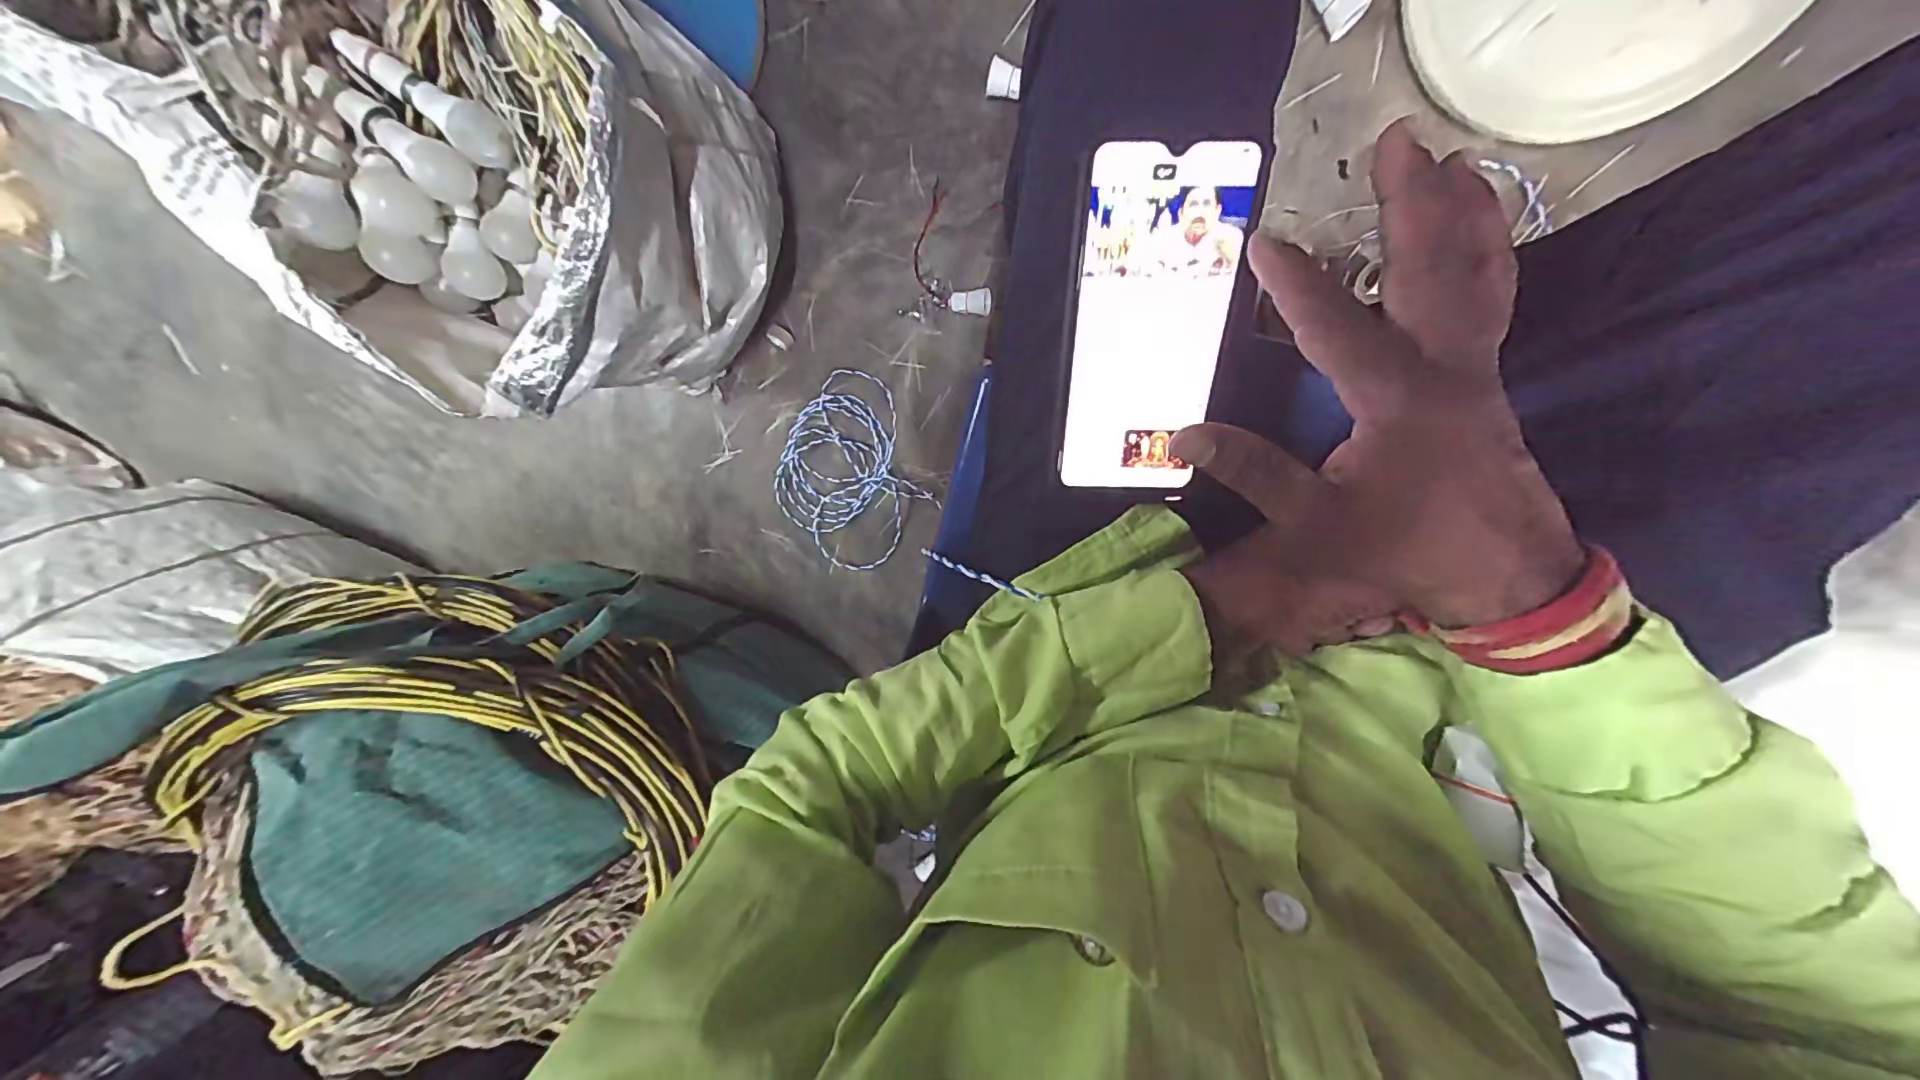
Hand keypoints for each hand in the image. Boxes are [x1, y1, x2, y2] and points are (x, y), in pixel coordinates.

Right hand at [1177, 120, 1583, 643]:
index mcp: (1394, 399)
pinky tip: (1479, 239)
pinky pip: (1491, 301)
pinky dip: (1487, 258)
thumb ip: (1252, 472)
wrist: (1500, 573)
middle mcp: (1443, 369)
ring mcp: (1475, 370)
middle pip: (1431, 269)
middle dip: (1413, 203)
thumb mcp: (1311, 522)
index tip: (1263, 240)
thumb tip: (1184, 437)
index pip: (1334, 327)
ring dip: (1463, 214)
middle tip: (1400, 145)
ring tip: (1453, 164)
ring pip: (1477, 275)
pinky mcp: (1486, 380)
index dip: (1296, 283)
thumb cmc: (1400, 549)